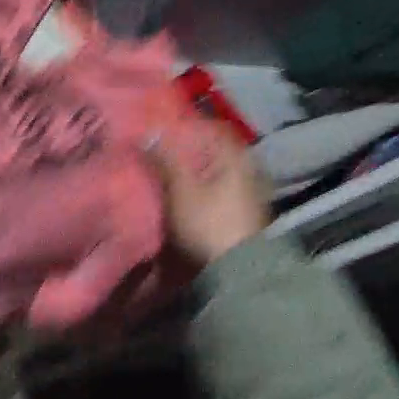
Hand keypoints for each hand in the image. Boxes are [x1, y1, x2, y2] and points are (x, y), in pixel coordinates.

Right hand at [143, 119, 268, 264]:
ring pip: (215, 171)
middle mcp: (248, 169)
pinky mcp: (243, 214)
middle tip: (158, 149)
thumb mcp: (181, 190)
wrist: (239, 274)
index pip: (212, 127)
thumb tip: (149, 131)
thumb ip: (165, 159)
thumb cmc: (210, 224)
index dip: (187, 125)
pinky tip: (182, 195)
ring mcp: (249, 193)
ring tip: (165, 173)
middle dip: (187, 150)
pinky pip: (218, 190)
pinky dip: (201, 189)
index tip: (162, 127)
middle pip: (212, 150)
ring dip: (193, 171)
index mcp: (236, 157)